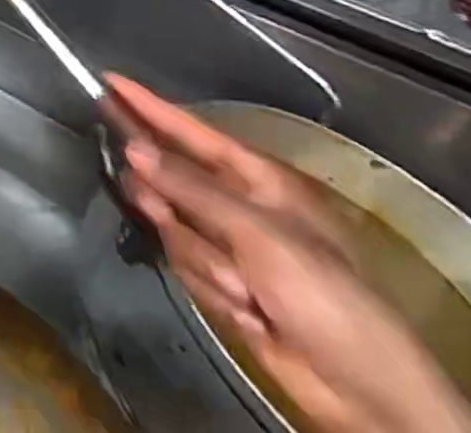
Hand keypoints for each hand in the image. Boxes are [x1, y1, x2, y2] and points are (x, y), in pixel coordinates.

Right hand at [107, 75, 470, 432]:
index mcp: (258, 177)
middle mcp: (238, 201)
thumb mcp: (258, 234)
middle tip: (154, 205)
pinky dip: (210, 285)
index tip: (110, 81)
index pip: (190, 130)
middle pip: (172, 178)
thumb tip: (134, 149)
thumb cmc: (323, 294)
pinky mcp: (220, 278)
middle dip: (167, 199)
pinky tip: (246, 307)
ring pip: (173, 226)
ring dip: (204, 260)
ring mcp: (227, 242)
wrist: (360, 388)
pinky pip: (184, 262)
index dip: (149, 105)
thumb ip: (190, 189)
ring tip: (244, 288)